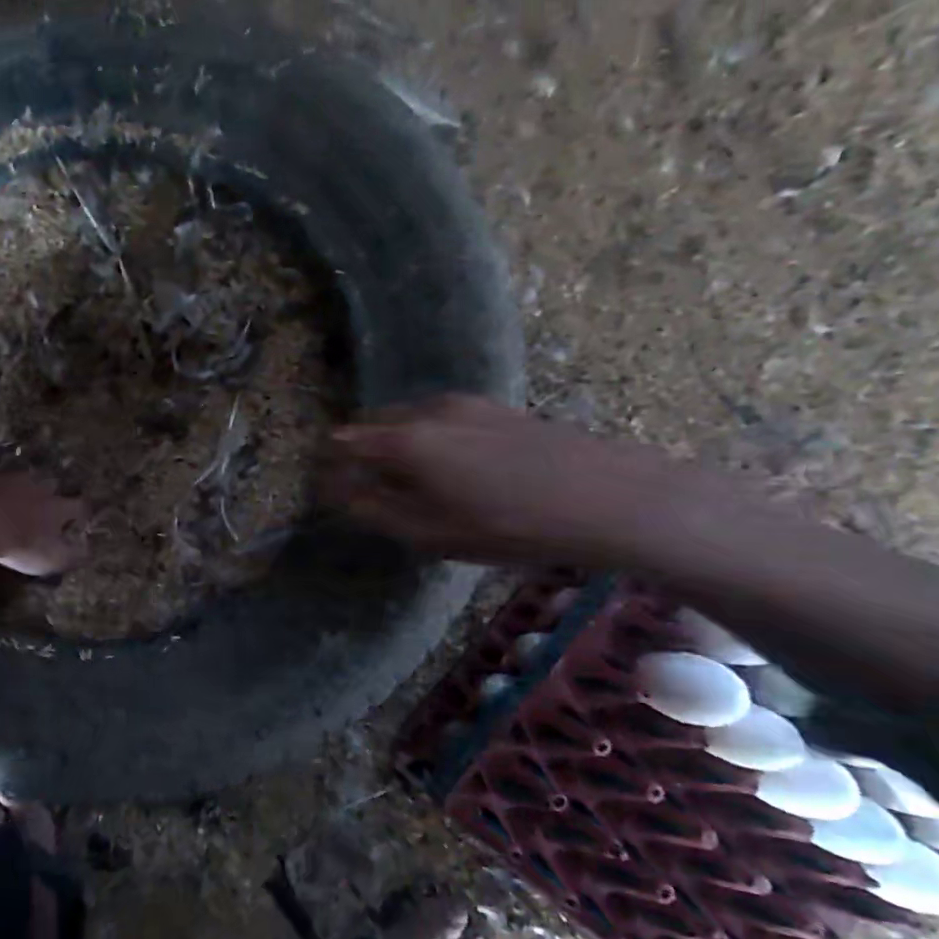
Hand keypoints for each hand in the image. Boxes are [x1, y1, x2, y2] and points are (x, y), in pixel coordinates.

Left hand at [0, 472, 88, 576]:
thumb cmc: (21, 546)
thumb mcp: (53, 559)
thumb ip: (74, 555)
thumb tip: (89, 551)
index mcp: (58, 508)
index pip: (80, 505)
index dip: (84, 511)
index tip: (84, 517)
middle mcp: (41, 489)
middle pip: (54, 486)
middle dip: (55, 494)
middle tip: (49, 506)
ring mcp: (15, 481)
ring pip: (28, 479)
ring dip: (28, 488)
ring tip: (22, 499)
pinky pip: (1, 480)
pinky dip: (2, 487)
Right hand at [320, 395, 707, 565]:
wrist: (610, 499)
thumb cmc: (507, 525)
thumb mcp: (430, 533)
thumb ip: (376, 511)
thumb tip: (343, 493)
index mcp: (405, 440)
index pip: (345, 442)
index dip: (330, 466)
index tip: (328, 489)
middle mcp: (430, 411)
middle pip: (377, 425)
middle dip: (363, 453)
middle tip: (368, 490)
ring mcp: (469, 406)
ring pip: (413, 421)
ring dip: (399, 446)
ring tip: (412, 484)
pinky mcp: (500, 410)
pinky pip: (445, 421)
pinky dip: (432, 441)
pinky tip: (454, 471)